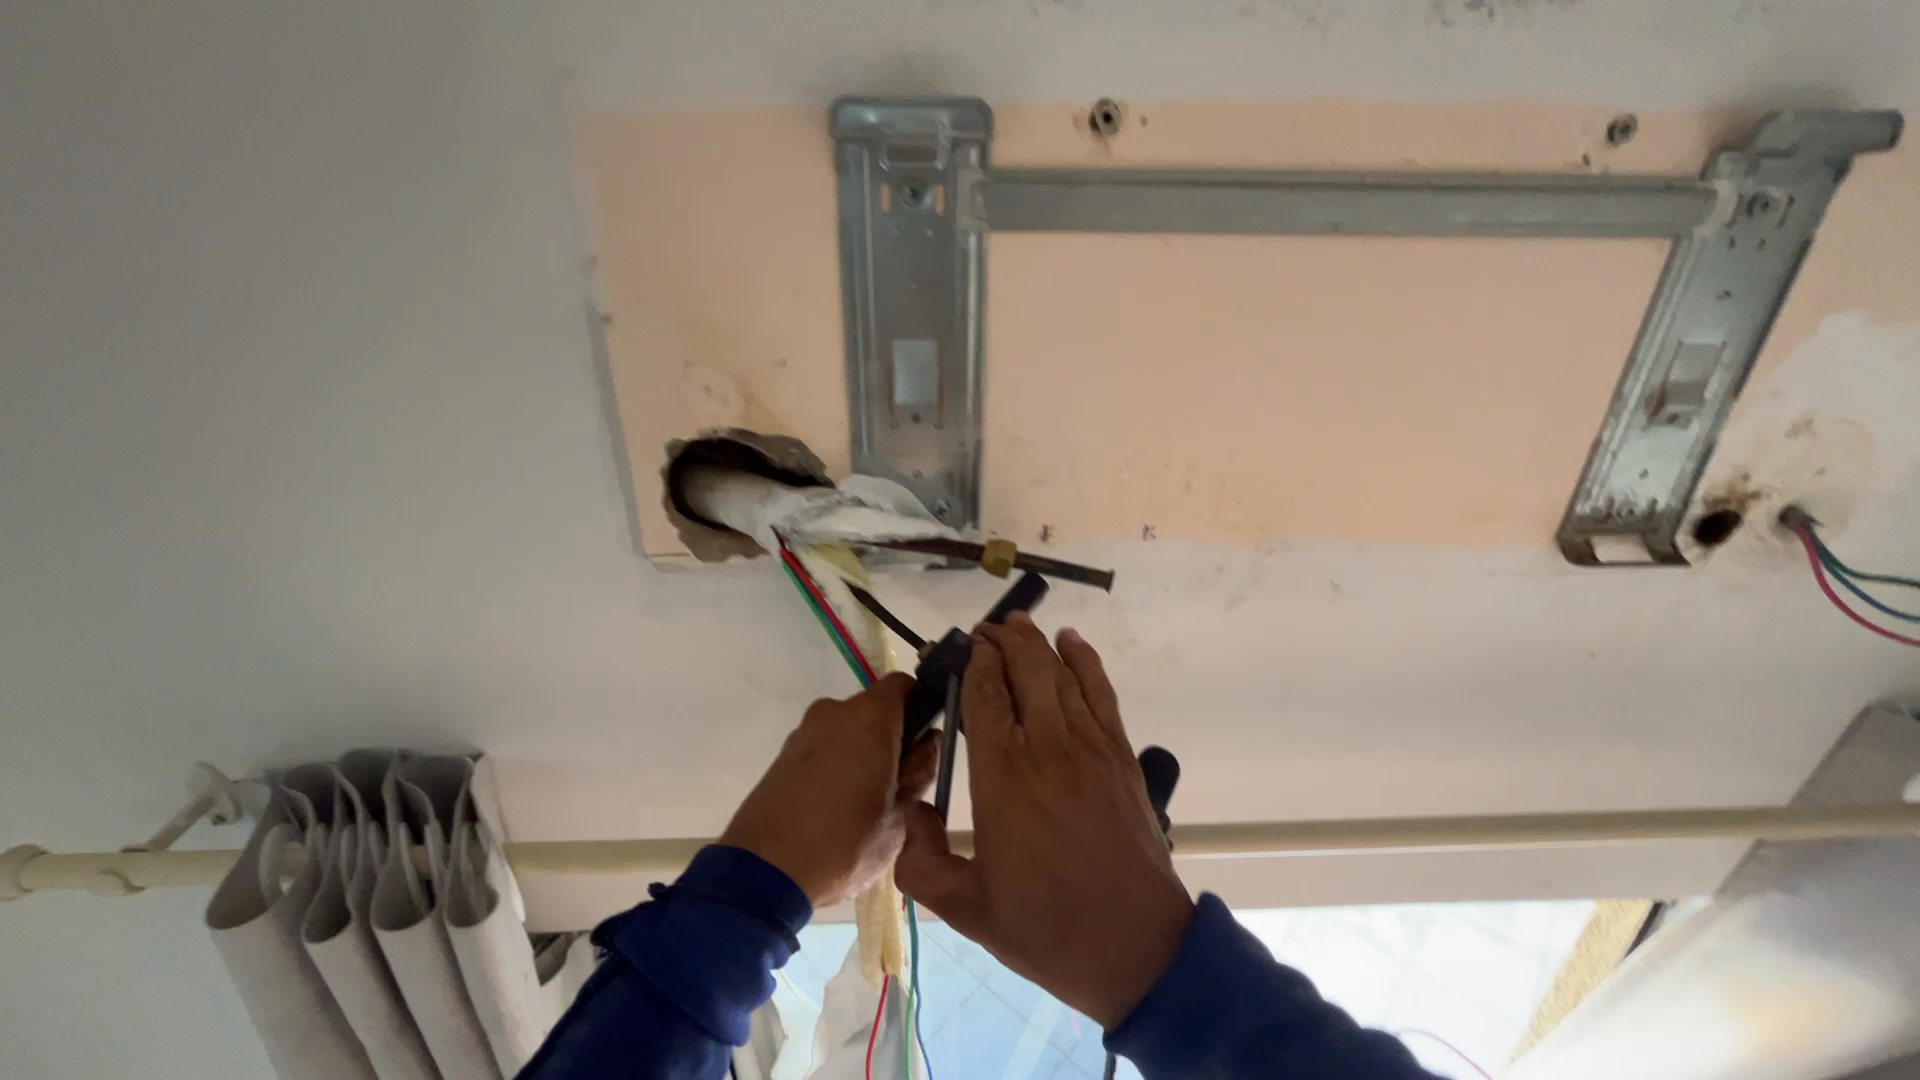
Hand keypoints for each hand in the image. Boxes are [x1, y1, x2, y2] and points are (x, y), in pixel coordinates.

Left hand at [720, 672, 938, 906]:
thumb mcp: (901, 815)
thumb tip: (924, 745)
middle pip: (874, 712)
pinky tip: (834, 810)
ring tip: (864, 806)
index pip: (904, 685)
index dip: (919, 707)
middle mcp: (835, 712)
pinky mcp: (782, 756)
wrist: (764, 872)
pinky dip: (834, 768)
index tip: (923, 743)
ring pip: (847, 732)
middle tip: (898, 786)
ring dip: (860, 755)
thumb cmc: (846, 840)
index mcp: (870, 717)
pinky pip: (822, 750)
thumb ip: (919, 772)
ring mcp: (803, 732)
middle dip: (889, 739)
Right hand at [894, 614, 1194, 1028]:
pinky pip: (1101, 693)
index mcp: (1002, 777)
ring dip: (1037, 644)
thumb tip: (913, 811)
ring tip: (1018, 625)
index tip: (959, 648)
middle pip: (1024, 670)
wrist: (1137, 949)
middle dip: (1001, 642)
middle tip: (983, 632)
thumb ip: (919, 860)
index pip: (983, 697)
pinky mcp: (1120, 756)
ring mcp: (1090, 747)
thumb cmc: (1046, 928)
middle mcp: (1046, 747)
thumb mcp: (965, 908)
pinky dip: (1085, 661)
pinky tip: (1071, 642)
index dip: (971, 664)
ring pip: (1061, 674)